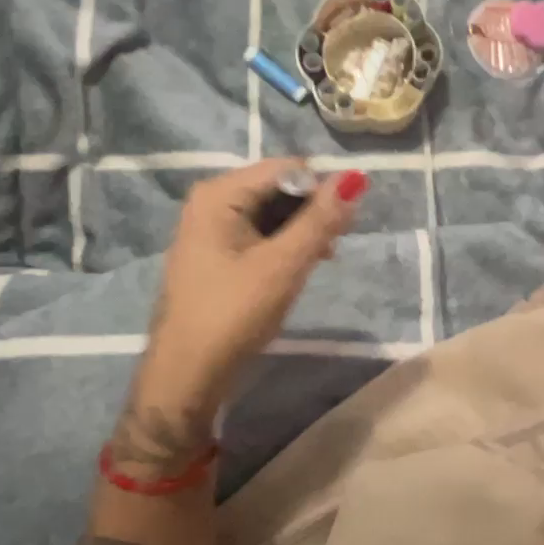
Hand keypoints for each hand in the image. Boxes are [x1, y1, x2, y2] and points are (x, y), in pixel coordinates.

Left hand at [126, 161, 367, 436]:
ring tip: (318, 263)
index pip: (287, 169)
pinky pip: (258, 235)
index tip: (344, 226)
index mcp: (219, 193)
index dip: (321, 191)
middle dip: (311, 213)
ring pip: (271, 214)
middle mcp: (210, 201)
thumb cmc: (233, 315)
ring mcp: (210, 229)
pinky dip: (282, 247)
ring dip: (300, 233)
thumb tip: (356, 176)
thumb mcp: (283, 265)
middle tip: (332, 250)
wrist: (187, 374)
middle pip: (278, 189)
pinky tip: (295, 272)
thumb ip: (320, 220)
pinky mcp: (215, 255)